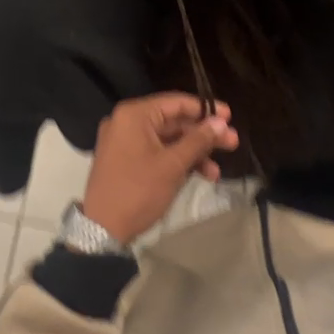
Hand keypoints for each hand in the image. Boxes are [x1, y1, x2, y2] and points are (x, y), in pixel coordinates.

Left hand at [81, 93, 238, 243]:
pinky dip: (176, 162)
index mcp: (134, 115)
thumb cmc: (139, 191)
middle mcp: (127, 122)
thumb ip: (198, 140)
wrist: (102, 230)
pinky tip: (200, 176)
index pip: (176, 103)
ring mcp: (124, 142)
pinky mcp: (125, 160)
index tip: (230, 117)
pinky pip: (156, 152)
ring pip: (167, 140)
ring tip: (217, 171)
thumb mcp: (172, 165)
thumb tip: (221, 122)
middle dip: (203, 135)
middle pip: (173, 122)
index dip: (205, 110)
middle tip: (232, 143)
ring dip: (192, 152)